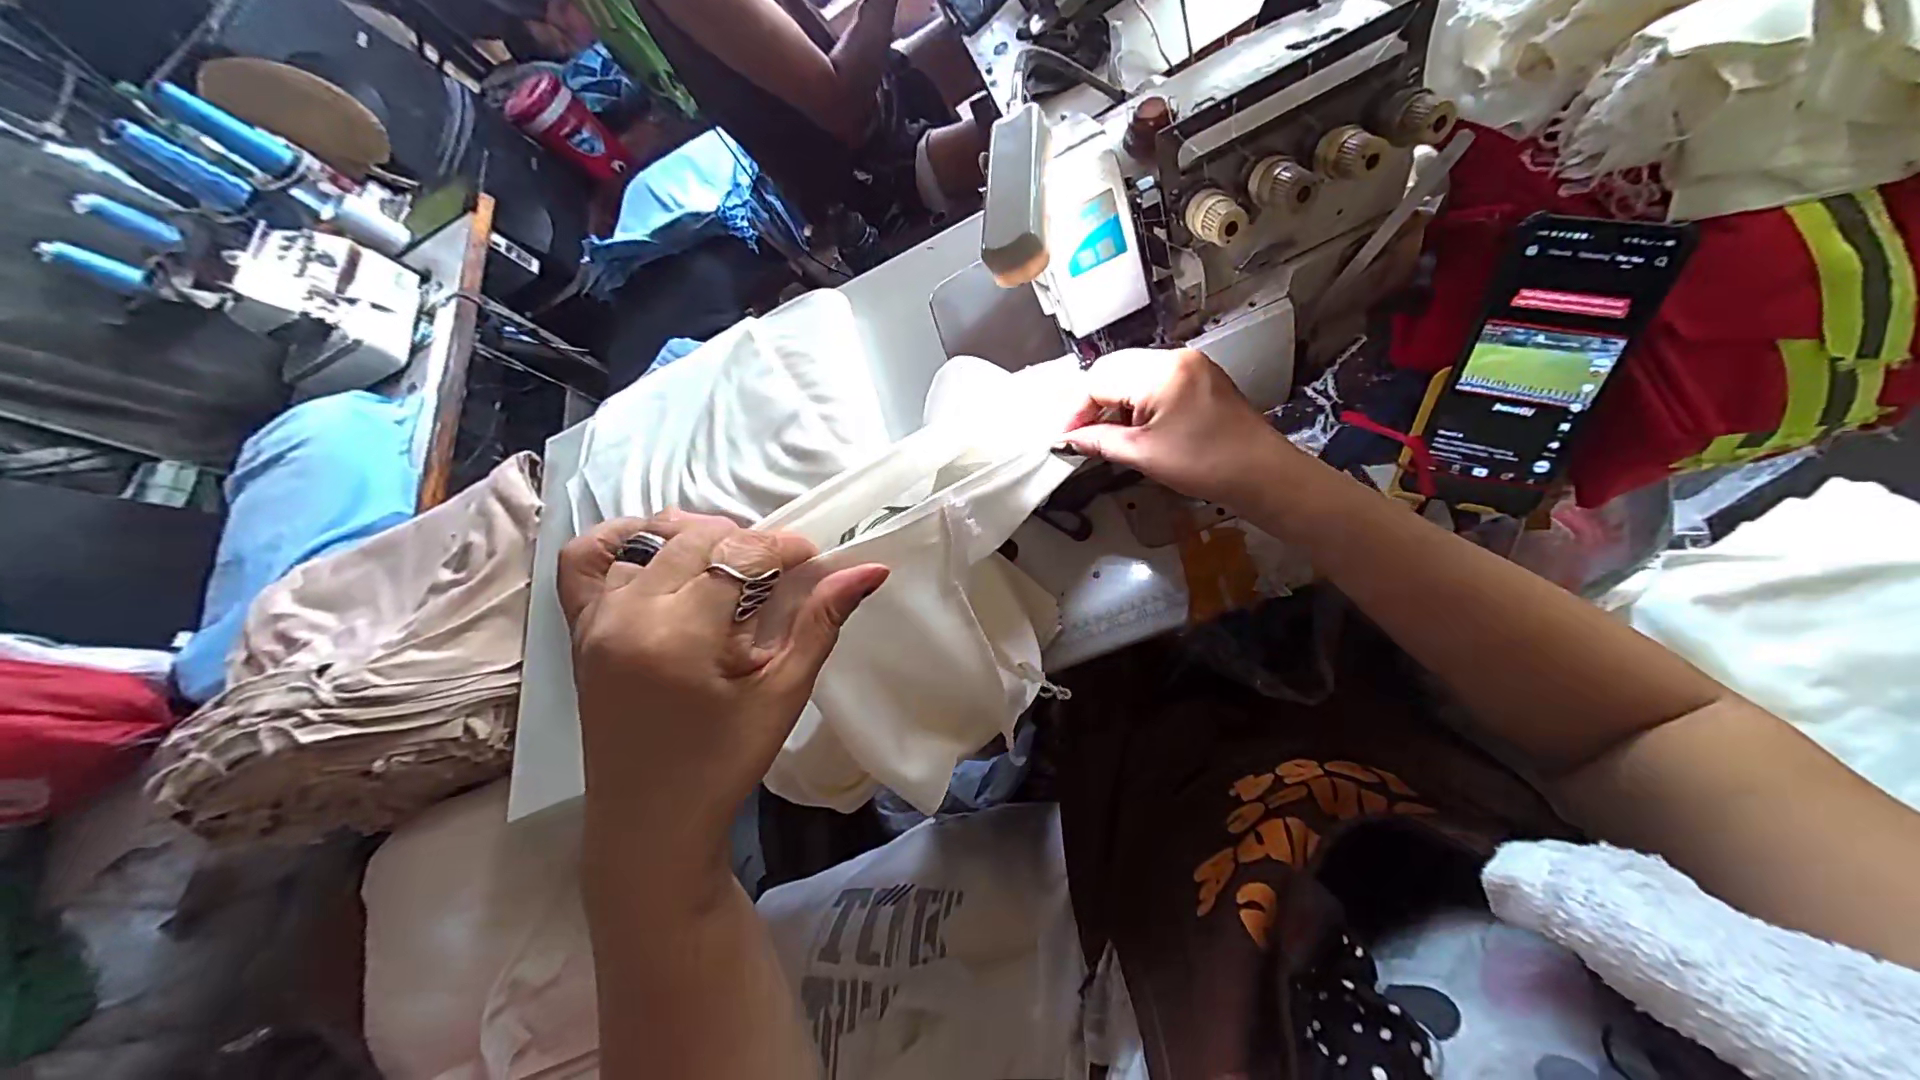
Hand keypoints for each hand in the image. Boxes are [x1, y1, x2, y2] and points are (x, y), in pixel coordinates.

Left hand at [558, 510, 887, 870]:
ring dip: (697, 537)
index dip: (784, 547)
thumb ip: (821, 622)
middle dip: (748, 544)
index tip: (812, 560)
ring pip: (647, 538)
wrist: (650, 822)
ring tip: (728, 565)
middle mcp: (627, 614)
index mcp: (679, 636)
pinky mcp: (580, 629)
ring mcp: (595, 619)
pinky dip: (622, 540)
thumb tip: (871, 570)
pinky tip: (657, 552)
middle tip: (778, 574)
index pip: (740, 556)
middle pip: (697, 538)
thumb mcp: (783, 693)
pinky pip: (586, 560)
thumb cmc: (725, 763)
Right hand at [1062, 348, 1297, 508]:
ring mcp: (1189, 365)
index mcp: (1161, 372)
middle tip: (1081, 436)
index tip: (1065, 438)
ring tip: (1108, 436)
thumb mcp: (1143, 454)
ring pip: (1131, 374)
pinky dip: (1136, 401)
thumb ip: (1099, 441)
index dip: (1076, 411)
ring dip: (1113, 402)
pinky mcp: (1198, 377)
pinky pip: (1153, 380)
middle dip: (1092, 403)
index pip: (1099, 381)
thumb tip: (1068, 440)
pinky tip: (1133, 427)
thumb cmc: (1207, 464)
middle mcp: (1175, 358)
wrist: (1261, 474)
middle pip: (1112, 371)